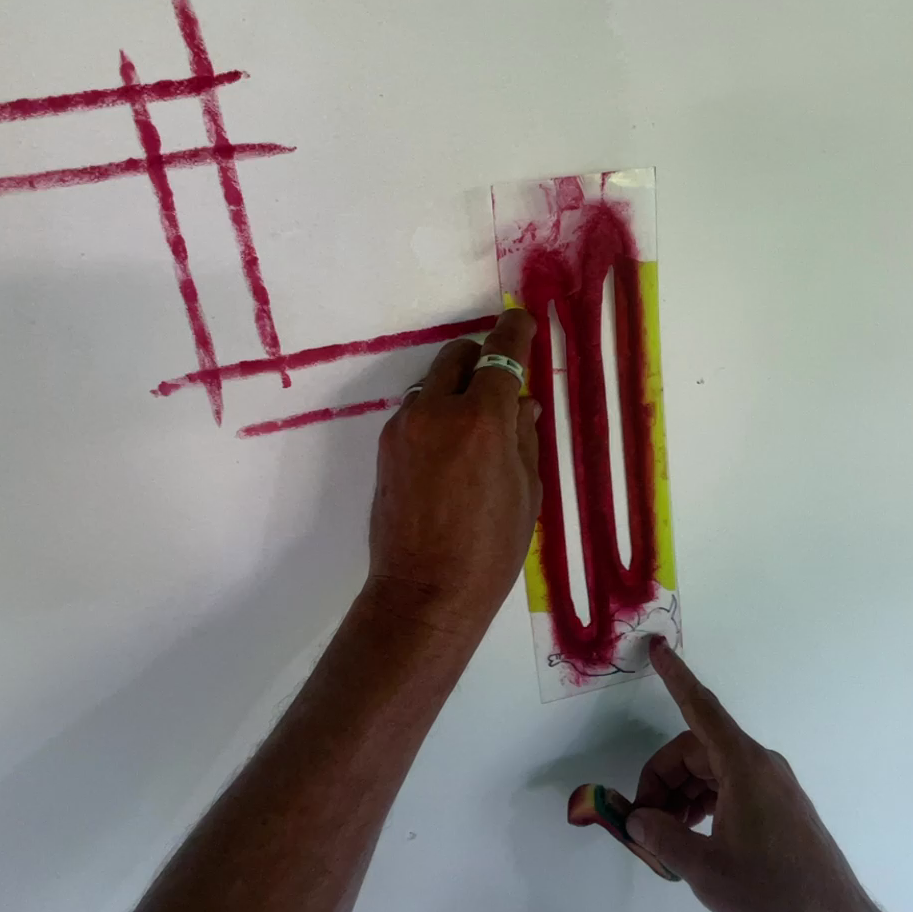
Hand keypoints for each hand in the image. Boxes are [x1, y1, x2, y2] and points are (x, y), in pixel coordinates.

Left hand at [364, 309, 541, 638]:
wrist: (425, 591)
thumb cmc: (491, 549)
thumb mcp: (527, 492)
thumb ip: (524, 437)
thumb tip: (522, 403)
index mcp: (484, 420)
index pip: (502, 354)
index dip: (516, 330)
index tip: (522, 320)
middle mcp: (438, 410)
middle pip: (457, 353)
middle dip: (480, 357)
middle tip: (497, 384)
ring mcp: (405, 426)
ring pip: (433, 383)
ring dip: (455, 389)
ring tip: (471, 430)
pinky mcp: (385, 446)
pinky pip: (416, 412)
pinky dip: (435, 416)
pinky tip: (446, 454)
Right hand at [628, 640, 888, 911]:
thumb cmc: (773, 892)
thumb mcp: (706, 869)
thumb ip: (662, 837)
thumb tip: (637, 819)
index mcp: (743, 764)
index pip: (700, 707)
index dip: (675, 677)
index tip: (657, 648)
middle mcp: (759, 764)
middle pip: (696, 750)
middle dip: (664, 778)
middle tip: (643, 819)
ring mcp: (772, 785)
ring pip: (711, 771)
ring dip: (682, 795)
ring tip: (666, 835)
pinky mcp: (779, 807)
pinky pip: (730, 788)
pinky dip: (704, 803)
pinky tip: (693, 835)